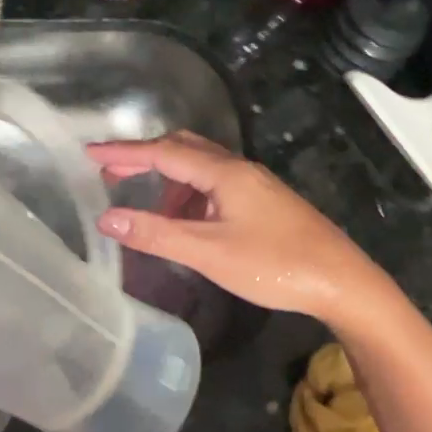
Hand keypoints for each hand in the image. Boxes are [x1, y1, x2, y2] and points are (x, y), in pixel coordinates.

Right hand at [87, 132, 395, 324]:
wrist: (342, 282)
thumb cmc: (274, 264)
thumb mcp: (208, 252)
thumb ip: (156, 234)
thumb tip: (106, 219)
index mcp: (225, 173)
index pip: (163, 152)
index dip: (124, 153)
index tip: (89, 154)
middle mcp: (239, 169)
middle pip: (183, 148)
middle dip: (144, 158)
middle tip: (110, 175)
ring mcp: (254, 186)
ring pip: (200, 168)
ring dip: (167, 180)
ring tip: (144, 209)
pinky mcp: (263, 203)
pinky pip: (214, 186)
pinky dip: (188, 196)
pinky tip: (184, 223)